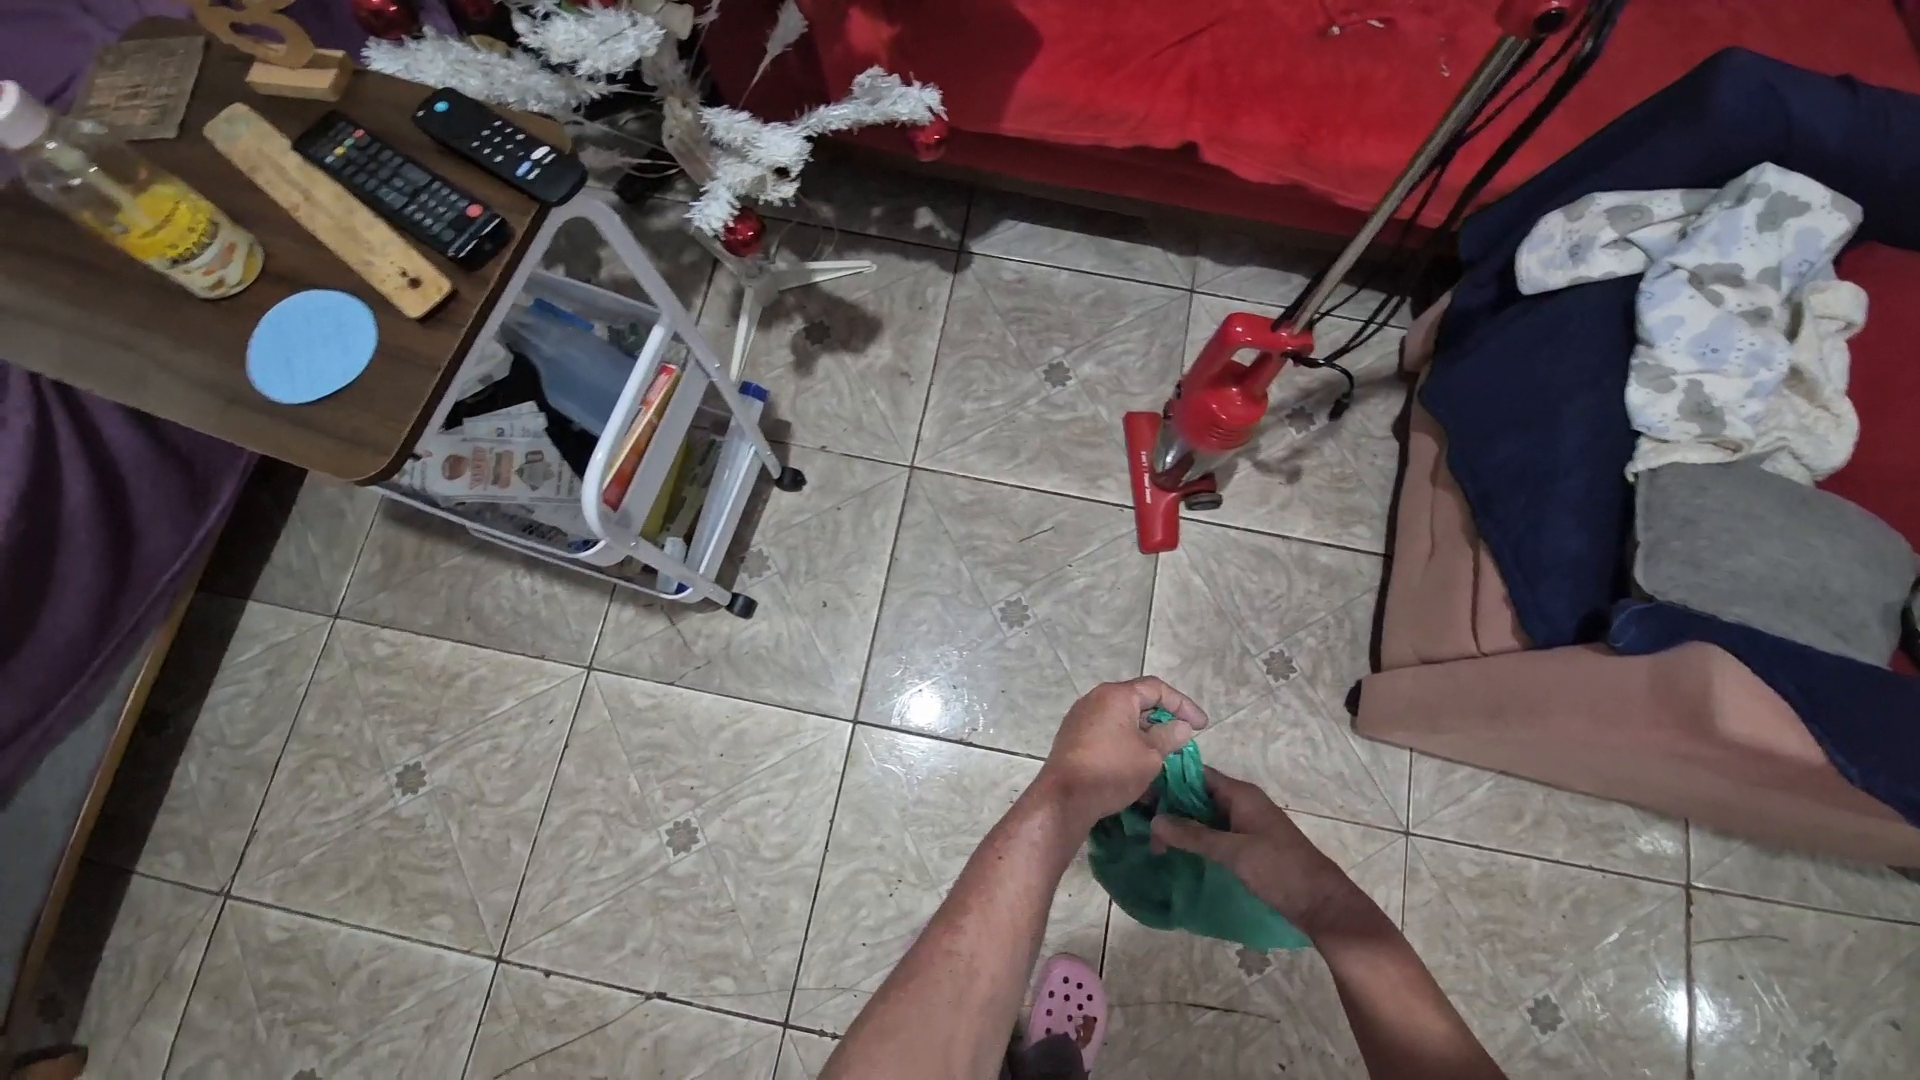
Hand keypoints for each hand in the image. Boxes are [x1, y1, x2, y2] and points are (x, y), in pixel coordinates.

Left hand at [1032, 677, 1207, 828]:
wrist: (1065, 797)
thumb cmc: (1112, 770)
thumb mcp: (1150, 755)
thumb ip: (1169, 736)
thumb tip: (1180, 726)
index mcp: (1116, 695)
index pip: (1156, 689)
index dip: (1183, 705)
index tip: (1201, 726)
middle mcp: (1095, 698)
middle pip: (1136, 700)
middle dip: (1162, 718)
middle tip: (1181, 738)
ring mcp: (1080, 717)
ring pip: (1121, 717)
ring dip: (1144, 732)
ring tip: (1161, 752)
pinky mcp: (1072, 736)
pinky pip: (1106, 730)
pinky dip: (1125, 740)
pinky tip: (1135, 760)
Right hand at [1150, 767, 1361, 931]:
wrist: (1322, 904)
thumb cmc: (1279, 870)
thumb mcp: (1232, 852)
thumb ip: (1192, 836)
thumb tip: (1153, 821)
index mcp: (1239, 793)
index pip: (1195, 773)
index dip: (1166, 777)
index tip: (1138, 789)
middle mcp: (1240, 802)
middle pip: (1196, 793)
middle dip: (1168, 802)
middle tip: (1137, 816)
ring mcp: (1243, 823)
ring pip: (1202, 814)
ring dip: (1179, 822)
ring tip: (1149, 836)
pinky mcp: (1245, 844)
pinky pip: (1212, 831)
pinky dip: (1193, 836)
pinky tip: (1174, 848)